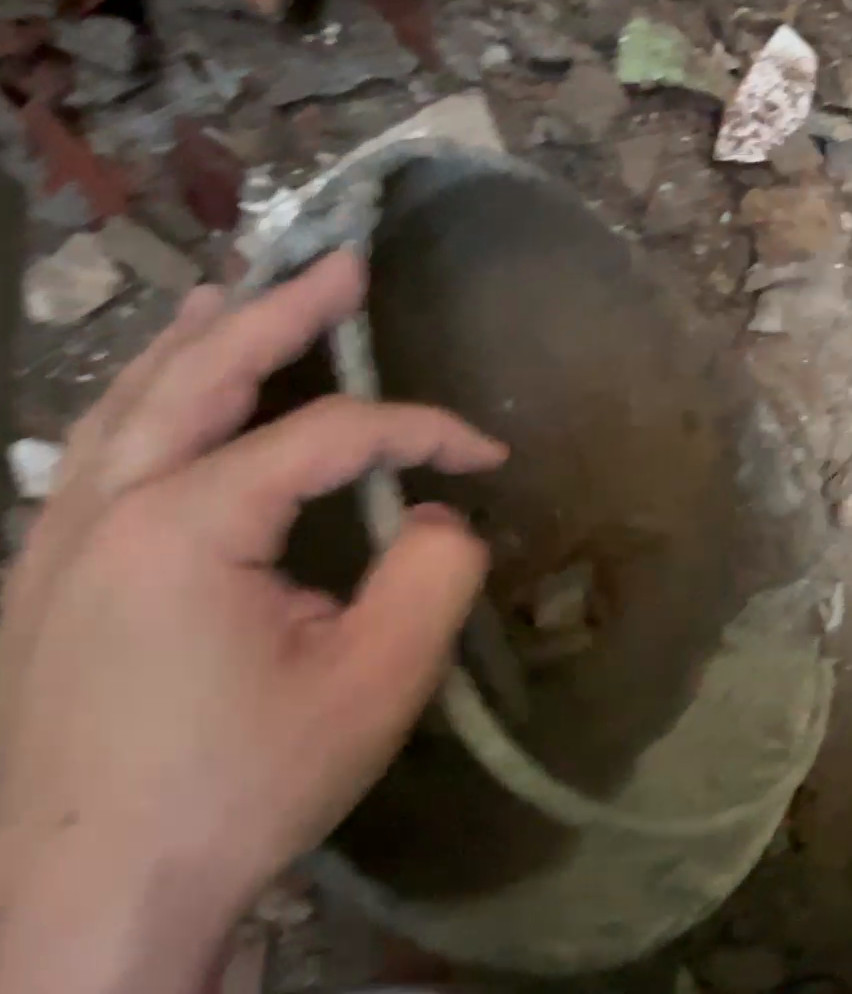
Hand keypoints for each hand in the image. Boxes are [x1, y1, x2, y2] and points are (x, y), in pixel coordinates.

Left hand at [0, 252, 505, 993]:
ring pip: (129, 405)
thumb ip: (432, 572)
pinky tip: (169, 394)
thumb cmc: (249, 780)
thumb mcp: (381, 677)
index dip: (423, 432)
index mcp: (186, 527)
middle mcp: (106, 511)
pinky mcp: (50, 580)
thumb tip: (440, 518)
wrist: (92, 893)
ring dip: (198, 341)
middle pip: (197, 375)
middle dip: (279, 313)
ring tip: (243, 292)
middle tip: (342, 266)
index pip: (328, 436)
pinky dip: (149, 400)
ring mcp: (59, 543)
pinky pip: (103, 454)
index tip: (491, 458)